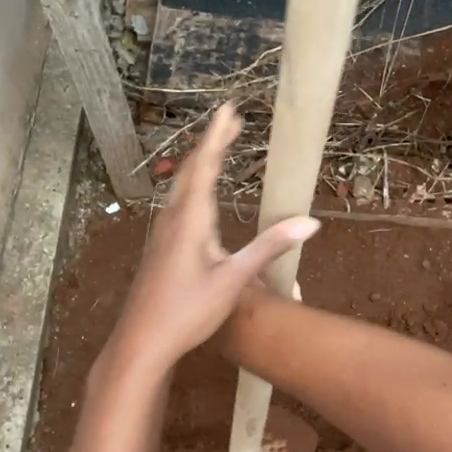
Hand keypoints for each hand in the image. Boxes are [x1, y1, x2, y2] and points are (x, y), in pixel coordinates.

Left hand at [110, 104, 319, 371]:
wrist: (140, 343)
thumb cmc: (187, 312)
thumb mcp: (233, 280)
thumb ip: (269, 248)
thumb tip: (311, 222)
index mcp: (190, 219)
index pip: (205, 166)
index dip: (217, 136)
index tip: (228, 109)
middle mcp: (172, 218)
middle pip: (190, 170)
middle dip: (211, 142)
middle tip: (229, 119)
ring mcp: (162, 232)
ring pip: (180, 186)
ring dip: (199, 162)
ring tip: (216, 147)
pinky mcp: (159, 247)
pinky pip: (177, 202)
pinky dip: (192, 184)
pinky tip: (197, 196)